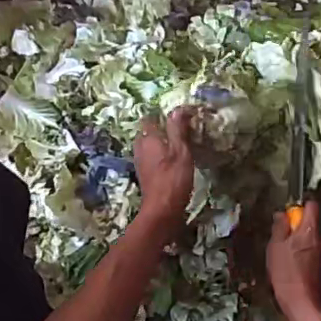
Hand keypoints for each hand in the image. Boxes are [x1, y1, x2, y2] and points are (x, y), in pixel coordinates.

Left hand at [133, 107, 195, 240]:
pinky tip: (172, 159)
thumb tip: (178, 108)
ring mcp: (140, 162)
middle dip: (161, 128)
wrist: (162, 211)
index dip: (162, 114)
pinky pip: (151, 157)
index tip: (178, 115)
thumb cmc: (173, 179)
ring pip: (149, 145)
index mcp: (148, 138)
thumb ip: (178, 129)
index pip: (150, 118)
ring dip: (161, 142)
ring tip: (178, 142)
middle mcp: (140, 147)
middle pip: (148, 131)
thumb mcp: (181, 151)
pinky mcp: (145, 174)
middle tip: (180, 127)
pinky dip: (160, 154)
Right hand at [267, 202, 320, 320]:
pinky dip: (303, 258)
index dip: (300, 207)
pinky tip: (293, 270)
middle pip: (309, 225)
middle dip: (295, 230)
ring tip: (284, 260)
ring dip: (299, 246)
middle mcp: (320, 239)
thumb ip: (280, 228)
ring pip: (309, 241)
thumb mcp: (275, 247)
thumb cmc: (286, 273)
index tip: (288, 217)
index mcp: (309, 231)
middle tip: (280, 242)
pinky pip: (311, 255)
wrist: (302, 303)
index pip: (312, 206)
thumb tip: (282, 214)